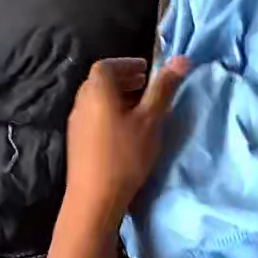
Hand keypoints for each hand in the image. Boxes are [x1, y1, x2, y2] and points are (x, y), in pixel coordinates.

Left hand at [65, 57, 189, 223]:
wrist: (93, 198)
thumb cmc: (125, 154)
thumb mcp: (151, 120)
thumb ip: (164, 88)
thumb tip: (181, 59)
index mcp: (97, 90)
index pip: (108, 65)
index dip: (127, 64)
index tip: (146, 69)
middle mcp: (81, 101)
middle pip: (100, 81)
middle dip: (124, 79)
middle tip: (146, 85)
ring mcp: (76, 123)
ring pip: (97, 100)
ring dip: (118, 97)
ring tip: (140, 108)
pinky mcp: (76, 142)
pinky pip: (94, 116)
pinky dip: (110, 113)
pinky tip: (126, 131)